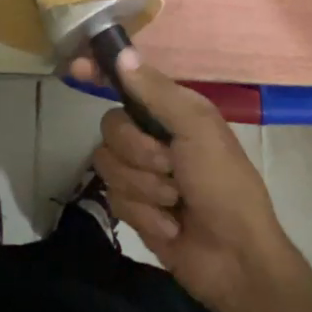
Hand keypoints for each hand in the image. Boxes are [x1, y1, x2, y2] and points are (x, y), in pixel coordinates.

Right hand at [75, 50, 286, 310]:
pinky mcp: (135, 208)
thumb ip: (156, 93)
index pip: (128, 82)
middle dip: (138, 152)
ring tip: (175, 201)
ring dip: (144, 188)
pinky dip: (145, 214)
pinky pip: (114, 199)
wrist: (234, 257)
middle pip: (111, 127)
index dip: (100, 73)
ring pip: (108, 165)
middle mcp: (154, 135)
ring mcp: (143, 173)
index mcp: (172, 110)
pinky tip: (171, 225)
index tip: (76, 69)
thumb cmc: (224, 183)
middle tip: (170, 167)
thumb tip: (122, 53)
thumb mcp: (197, 129)